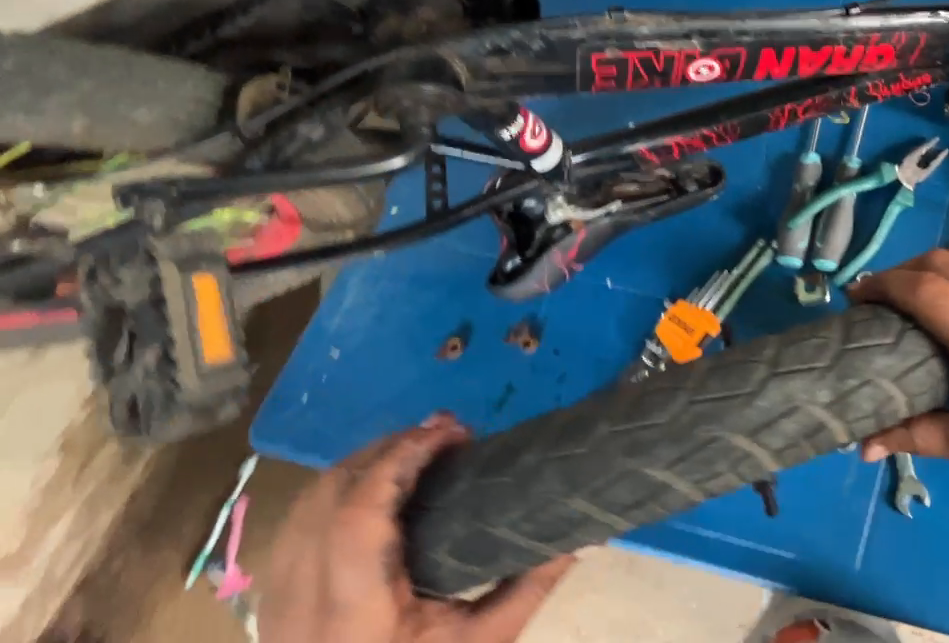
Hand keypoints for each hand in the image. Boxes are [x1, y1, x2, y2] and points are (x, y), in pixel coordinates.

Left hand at [259, 413, 573, 642]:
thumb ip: (528, 587)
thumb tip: (584, 533)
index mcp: (353, 613)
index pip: (359, 516)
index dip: (401, 460)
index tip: (453, 431)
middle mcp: (301, 599)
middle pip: (330, 495)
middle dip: (389, 449)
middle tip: (448, 432)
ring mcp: (276, 598)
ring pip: (307, 501)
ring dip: (363, 462)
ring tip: (418, 449)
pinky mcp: (269, 597)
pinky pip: (295, 521)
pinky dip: (338, 487)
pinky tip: (376, 484)